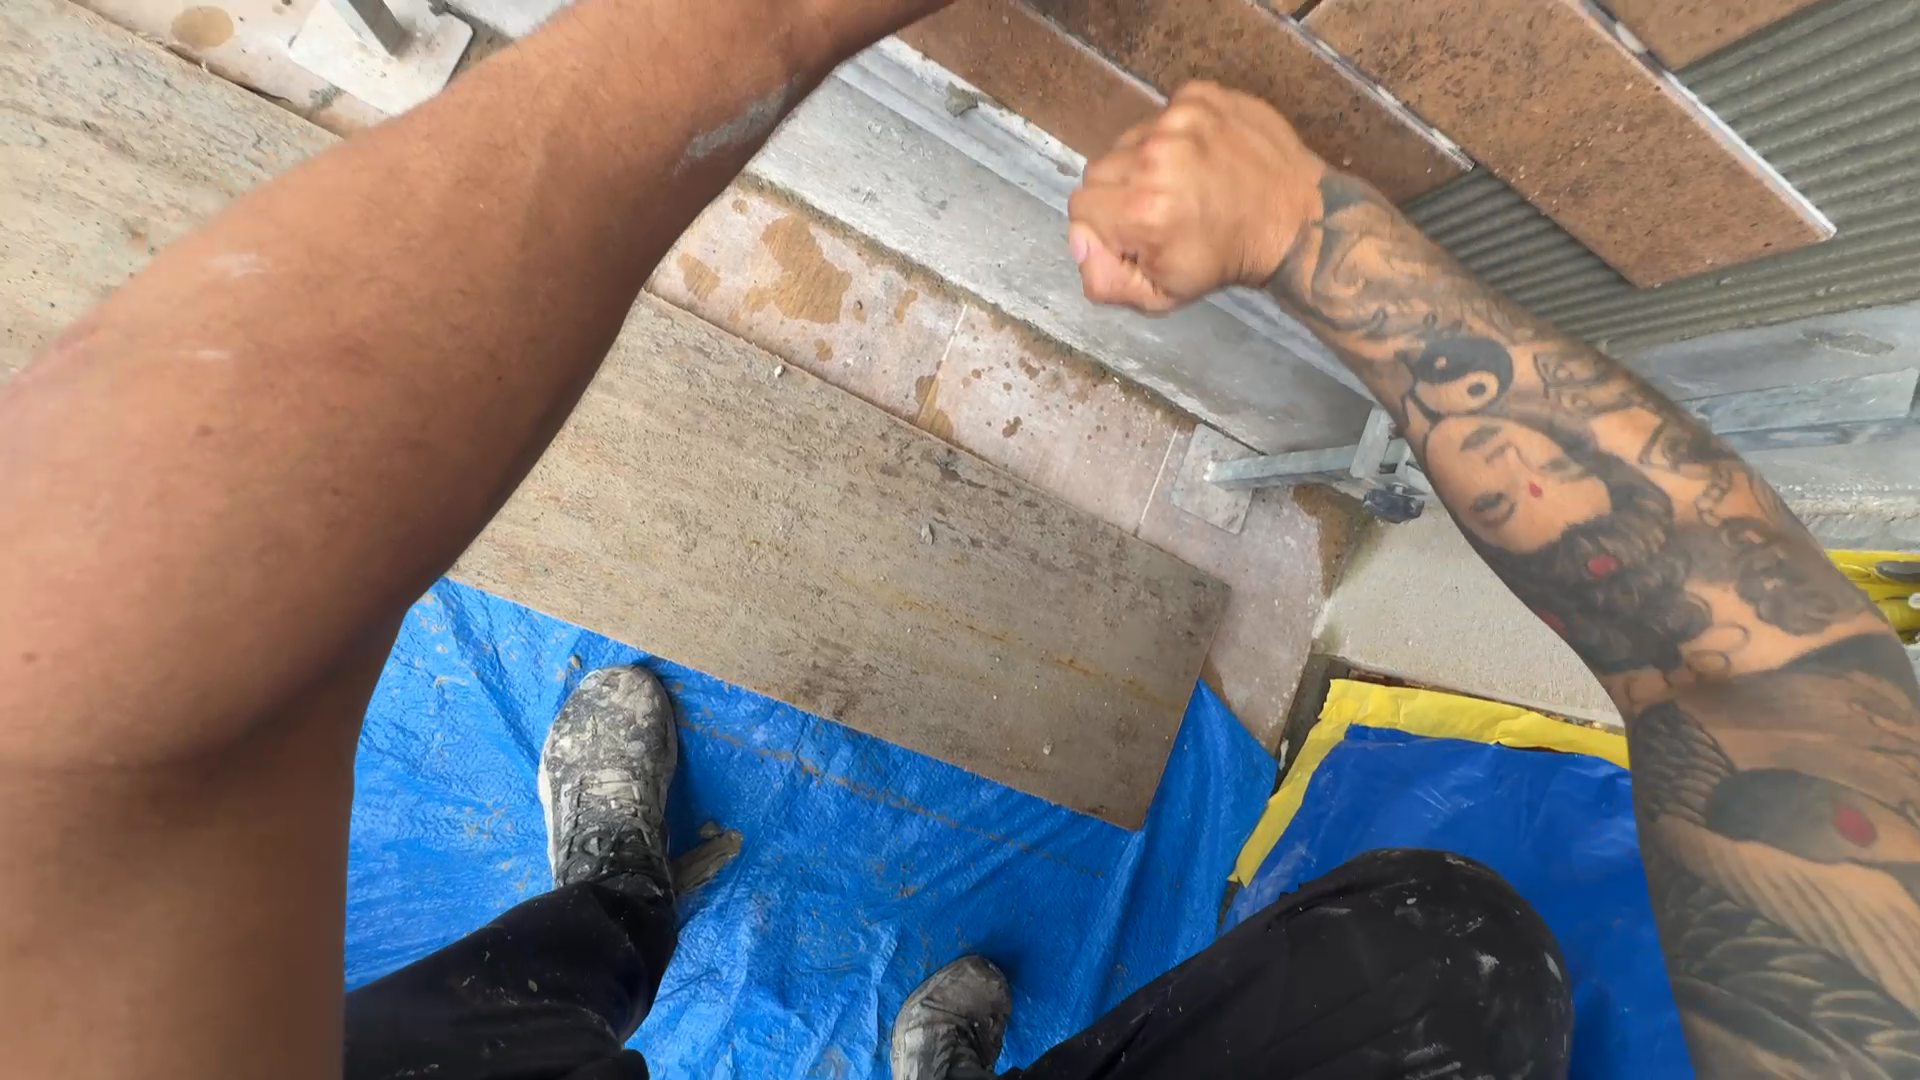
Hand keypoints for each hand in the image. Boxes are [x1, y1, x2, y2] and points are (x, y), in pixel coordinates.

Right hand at [1066, 82, 1328, 312]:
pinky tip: (1195, 160)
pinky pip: (1155, 117)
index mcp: (1142, 211)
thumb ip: (1102, 280)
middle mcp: (1155, 159)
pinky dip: (1167, 139)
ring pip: (1124, 143)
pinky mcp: (1198, 97)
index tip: (1134, 235)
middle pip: (1098, 172)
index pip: (1081, 209)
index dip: (1101, 228)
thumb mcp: (1156, 297)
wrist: (1289, 218)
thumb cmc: (1221, 262)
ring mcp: (1179, 121)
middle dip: (1118, 196)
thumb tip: (1080, 243)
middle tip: (1156, 211)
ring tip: (1179, 185)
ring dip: (1142, 166)